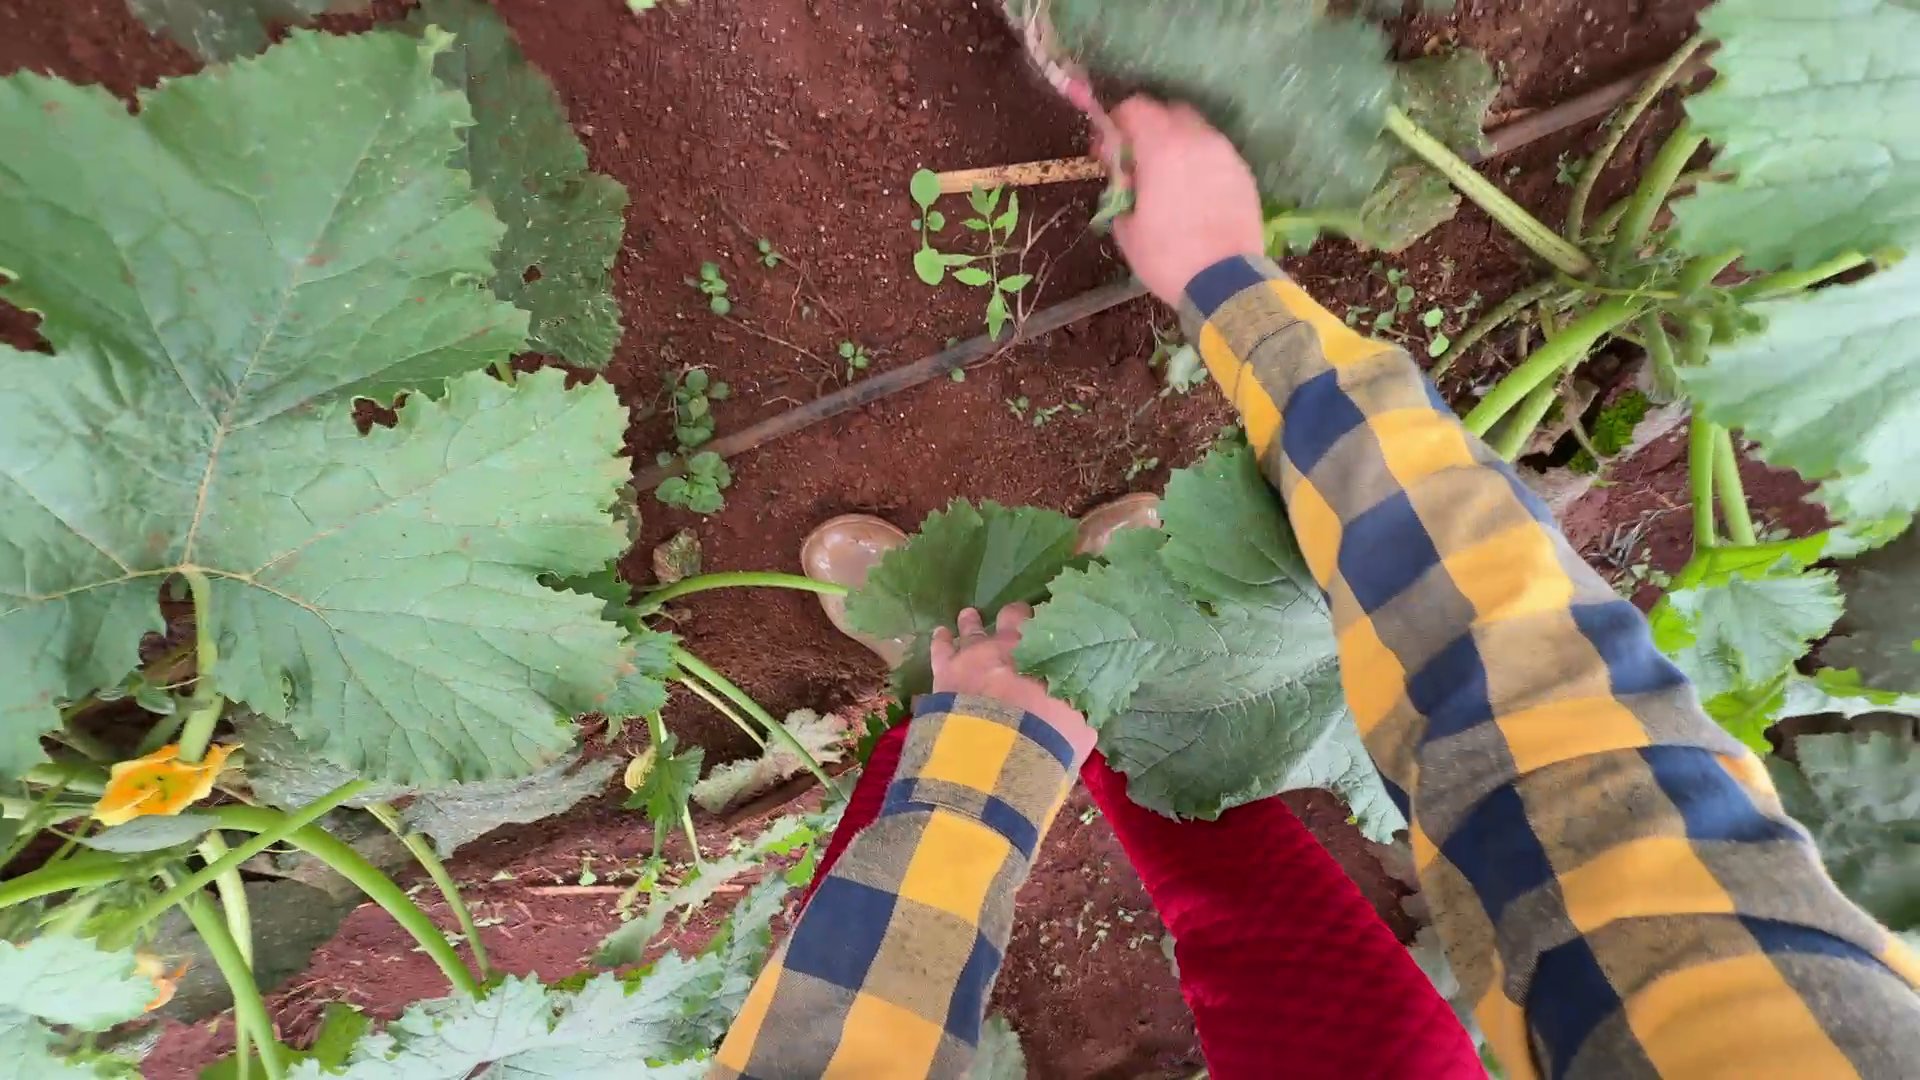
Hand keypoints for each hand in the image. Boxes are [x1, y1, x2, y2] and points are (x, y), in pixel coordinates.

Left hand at [931, 605, 1095, 764]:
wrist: (999, 751)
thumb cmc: (1047, 737)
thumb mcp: (1079, 728)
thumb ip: (1078, 714)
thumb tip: (1082, 712)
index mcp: (1043, 652)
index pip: (1049, 629)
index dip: (1049, 628)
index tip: (1051, 628)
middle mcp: (1009, 645)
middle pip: (1012, 618)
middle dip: (1015, 615)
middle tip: (1017, 613)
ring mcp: (974, 654)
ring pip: (972, 628)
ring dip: (972, 622)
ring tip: (970, 615)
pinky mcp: (946, 670)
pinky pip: (941, 648)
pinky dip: (942, 640)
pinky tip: (941, 633)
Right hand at [1108, 96, 1266, 304]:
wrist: (1225, 281)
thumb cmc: (1168, 258)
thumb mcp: (1128, 232)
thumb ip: (1122, 197)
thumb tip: (1125, 188)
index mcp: (1162, 148)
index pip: (1135, 108)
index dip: (1116, 123)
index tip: (1108, 150)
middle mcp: (1197, 139)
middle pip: (1168, 112)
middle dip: (1149, 130)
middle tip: (1137, 163)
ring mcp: (1225, 154)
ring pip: (1195, 132)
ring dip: (1176, 146)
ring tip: (1167, 182)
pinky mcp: (1243, 173)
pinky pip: (1215, 155)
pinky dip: (1199, 164)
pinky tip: (1193, 196)